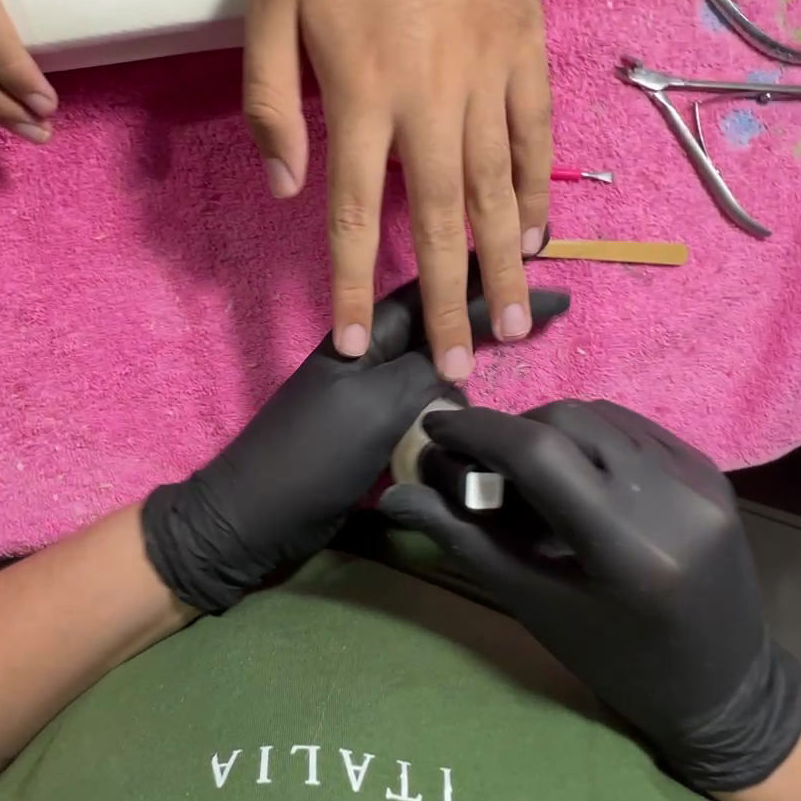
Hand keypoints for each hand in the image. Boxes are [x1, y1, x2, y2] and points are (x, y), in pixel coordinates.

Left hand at [142, 269, 570, 613]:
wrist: (254, 518)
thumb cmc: (311, 458)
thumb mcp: (374, 407)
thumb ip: (424, 375)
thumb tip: (459, 368)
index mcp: (364, 336)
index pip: (437, 298)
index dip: (490, 286)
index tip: (546, 282)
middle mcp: (369, 356)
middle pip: (439, 324)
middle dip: (488, 310)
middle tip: (545, 305)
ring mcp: (369, 395)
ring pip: (433, 366)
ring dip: (473, 355)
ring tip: (521, 345)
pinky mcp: (370, 432)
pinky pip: (424, 406)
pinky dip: (454, 402)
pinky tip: (477, 406)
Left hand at [243, 0, 552, 381]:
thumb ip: (271, 100)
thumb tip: (289, 186)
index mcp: (364, 92)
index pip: (353, 216)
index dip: (351, 286)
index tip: (356, 346)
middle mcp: (432, 100)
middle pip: (440, 223)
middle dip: (447, 304)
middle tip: (462, 369)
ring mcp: (488, 76)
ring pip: (497, 192)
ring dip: (504, 268)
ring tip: (514, 326)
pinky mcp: (526, 49)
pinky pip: (536, 134)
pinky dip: (537, 190)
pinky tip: (536, 235)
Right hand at [380, 401, 800, 792]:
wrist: (724, 686)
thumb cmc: (617, 661)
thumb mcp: (534, 606)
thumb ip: (464, 540)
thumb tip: (395, 496)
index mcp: (628, 546)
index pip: (538, 452)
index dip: (477, 430)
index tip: (436, 427)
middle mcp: (671, 498)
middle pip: (565, 420)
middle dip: (509, 432)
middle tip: (484, 467)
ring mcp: (699, 478)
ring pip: (597, 414)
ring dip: (547, 430)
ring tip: (530, 475)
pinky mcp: (711, 470)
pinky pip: (631, 426)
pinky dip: (588, 435)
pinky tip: (575, 471)